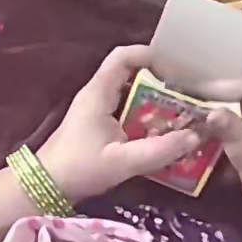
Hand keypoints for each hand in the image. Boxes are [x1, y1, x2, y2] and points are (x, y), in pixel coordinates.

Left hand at [37, 45, 200, 202]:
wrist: (46, 187)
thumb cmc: (79, 169)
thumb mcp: (123, 162)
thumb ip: (160, 150)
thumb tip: (196, 136)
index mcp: (98, 93)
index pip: (123, 56)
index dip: (150, 55)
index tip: (176, 71)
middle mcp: (97, 94)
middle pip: (130, 72)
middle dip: (160, 80)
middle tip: (186, 95)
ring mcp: (96, 108)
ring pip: (130, 92)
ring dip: (154, 100)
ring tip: (181, 112)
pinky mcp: (98, 124)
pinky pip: (126, 109)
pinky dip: (145, 114)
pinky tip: (162, 131)